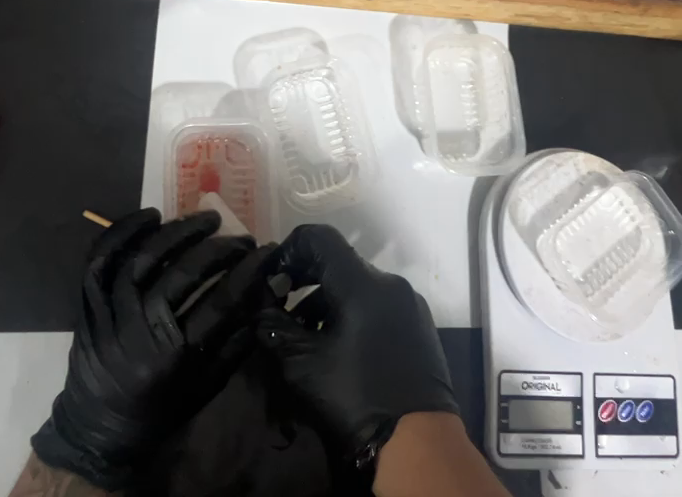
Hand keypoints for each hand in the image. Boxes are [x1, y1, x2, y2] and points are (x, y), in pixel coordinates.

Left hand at [31, 209, 278, 490]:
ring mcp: (109, 316)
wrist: (98, 432)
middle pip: (183, 274)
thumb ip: (237, 339)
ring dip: (178, 232)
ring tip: (205, 219)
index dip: (249, 271)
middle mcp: (140, 333)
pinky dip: (123, 232)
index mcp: (174, 358)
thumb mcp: (207, 386)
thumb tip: (267, 292)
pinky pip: (101, 260)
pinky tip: (151, 216)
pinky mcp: (87, 306)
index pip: (220, 301)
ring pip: (143, 259)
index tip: (267, 250)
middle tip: (240, 237)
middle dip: (218, 249)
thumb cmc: (160, 412)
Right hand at [257, 224, 458, 477]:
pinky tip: (339, 346)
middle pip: (339, 262)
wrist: (420, 442)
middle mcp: (389, 283)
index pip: (319, 238)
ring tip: (307, 335)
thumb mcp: (303, 365)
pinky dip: (353, 313)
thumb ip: (275, 329)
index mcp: (361, 283)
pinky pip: (378, 304)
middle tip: (282, 305)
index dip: (289, 250)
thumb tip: (261, 313)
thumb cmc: (358, 397)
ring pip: (358, 285)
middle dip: (305, 279)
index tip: (273, 279)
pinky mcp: (419, 325)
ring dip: (328, 301)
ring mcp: (409, 303)